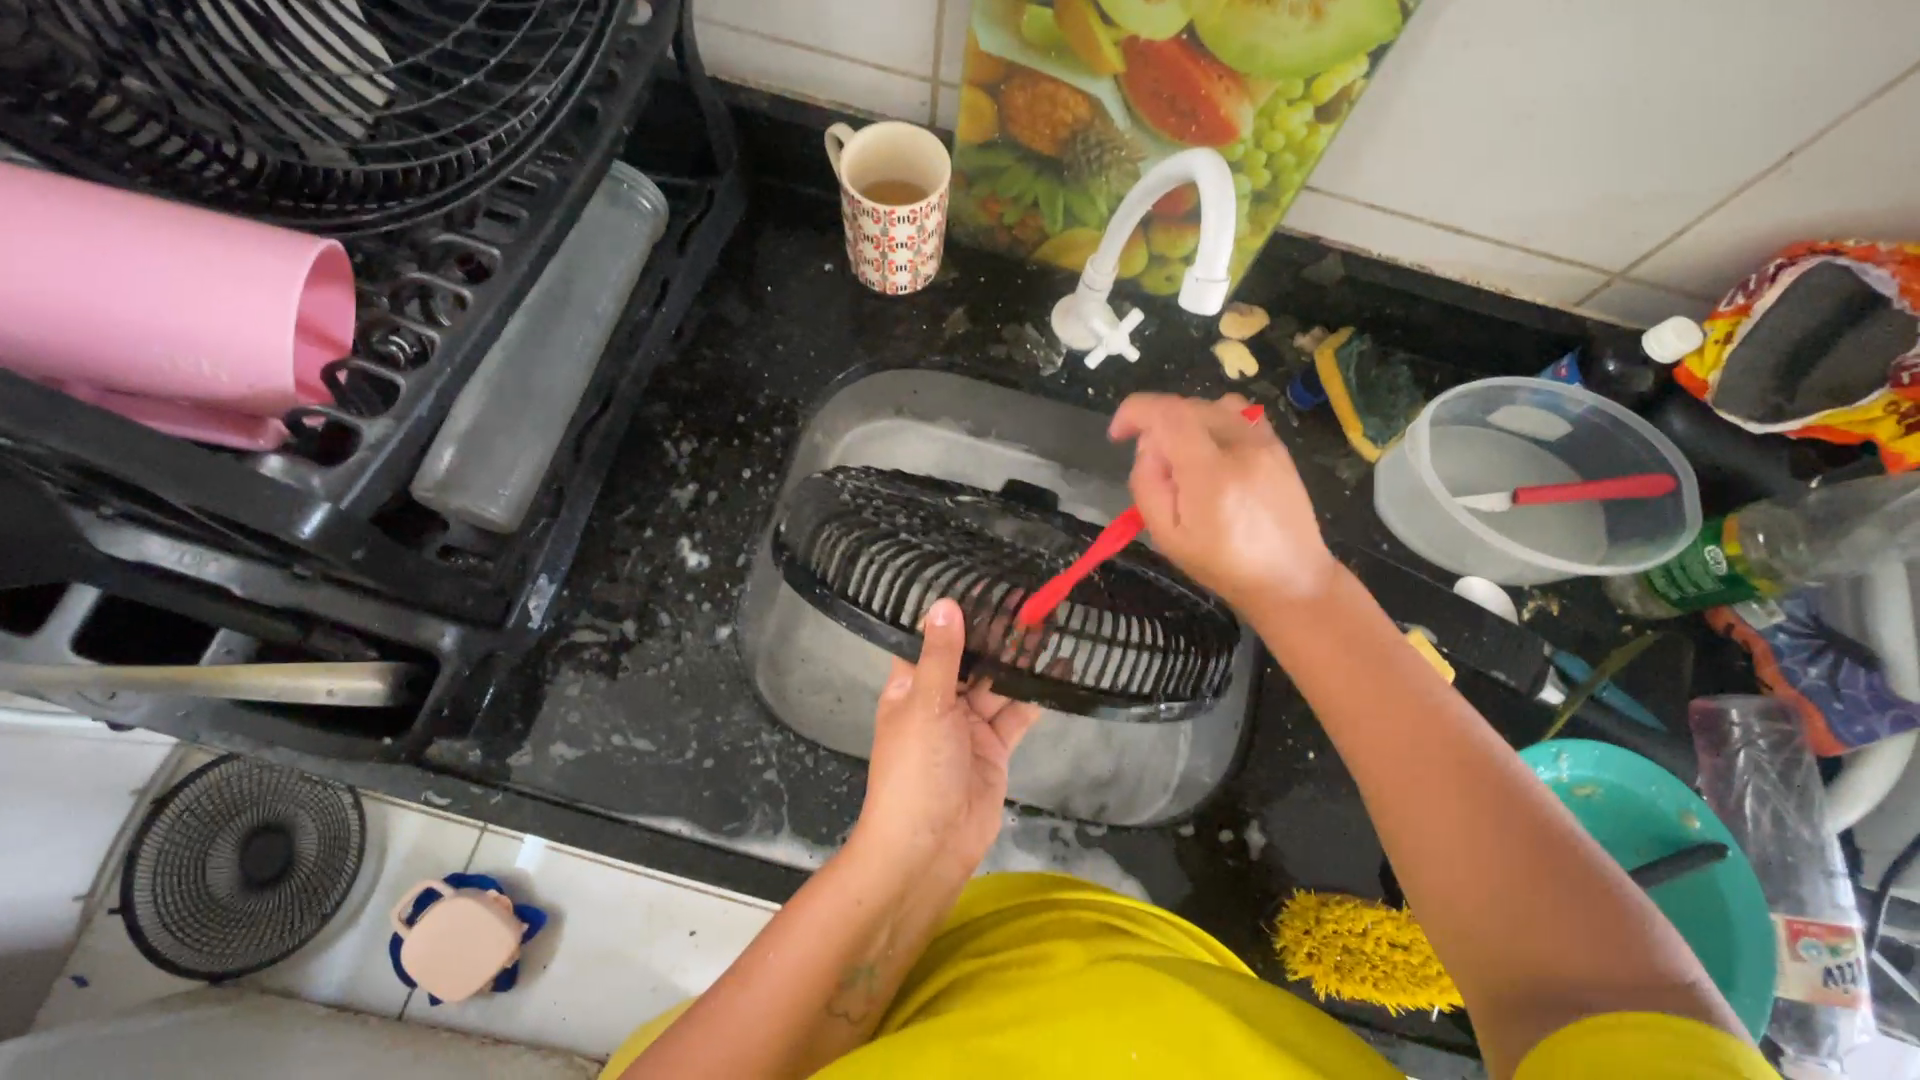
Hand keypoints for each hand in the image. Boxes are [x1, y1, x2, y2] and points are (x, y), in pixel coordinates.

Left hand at [854, 598, 1041, 877]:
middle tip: (1028, 598)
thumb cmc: (915, 770)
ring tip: (1049, 625)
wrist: (930, 846)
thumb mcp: (926, 705)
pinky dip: (1036, 695)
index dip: (951, 615)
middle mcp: (938, 701)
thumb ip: (941, 656)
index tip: (979, 581)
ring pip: (997, 685)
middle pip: (970, 660)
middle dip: (995, 636)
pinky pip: (1017, 714)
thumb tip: (944, 603)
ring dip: (1019, 662)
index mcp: (909, 687)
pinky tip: (1058, 670)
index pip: (928, 640)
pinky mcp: (995, 748)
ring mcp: (968, 725)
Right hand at [1109, 392, 1337, 610]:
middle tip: (1156, 468)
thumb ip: (1147, 486)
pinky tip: (1214, 454)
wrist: (1290, 576)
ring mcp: (1265, 442)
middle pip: (1187, 407)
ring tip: (1185, 458)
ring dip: (1186, 422)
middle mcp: (1241, 447)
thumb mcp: (1168, 538)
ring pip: (1212, 405)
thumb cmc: (1224, 566)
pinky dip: (1215, 422)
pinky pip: (1239, 414)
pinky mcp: (1278, 445)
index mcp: (1211, 474)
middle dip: (1157, 426)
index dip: (1134, 413)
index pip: (1168, 415)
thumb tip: (1149, 449)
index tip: (1118, 434)